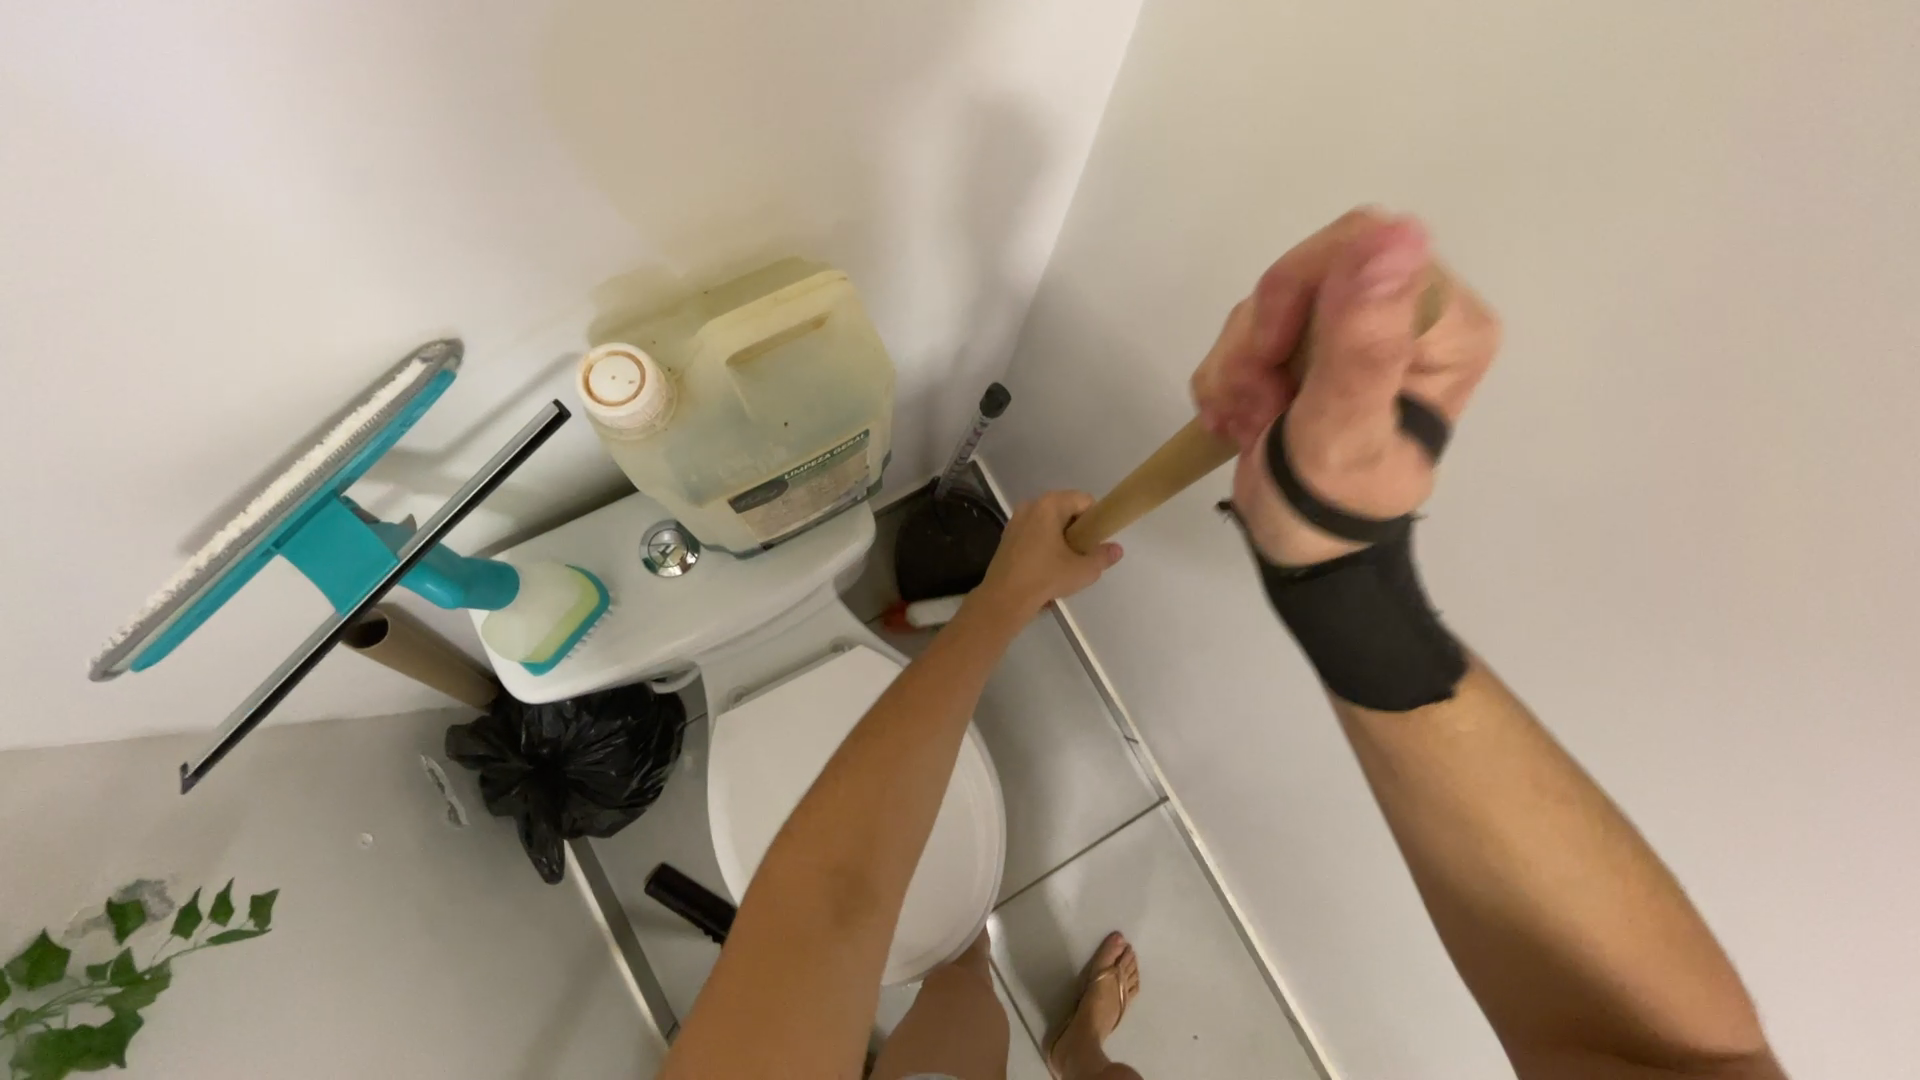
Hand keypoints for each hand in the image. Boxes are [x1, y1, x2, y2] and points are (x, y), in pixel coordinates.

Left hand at [973, 492, 1122, 618]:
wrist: (1005, 598)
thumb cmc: (1046, 577)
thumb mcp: (1083, 570)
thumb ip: (1103, 556)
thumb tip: (1116, 549)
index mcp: (1049, 505)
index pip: (1084, 500)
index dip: (1095, 519)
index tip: (1096, 541)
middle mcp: (1030, 505)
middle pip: (1065, 509)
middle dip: (1077, 529)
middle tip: (1082, 553)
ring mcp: (1016, 520)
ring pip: (1049, 522)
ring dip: (1061, 537)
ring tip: (1065, 562)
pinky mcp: (1007, 536)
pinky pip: (1034, 532)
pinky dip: (1044, 543)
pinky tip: (1046, 566)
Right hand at [1191, 209, 1499, 565]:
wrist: (1296, 545)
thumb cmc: (1327, 507)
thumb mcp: (1343, 437)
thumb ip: (1362, 347)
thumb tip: (1395, 235)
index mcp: (1441, 327)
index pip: (1360, 243)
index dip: (1297, 294)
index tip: (1272, 362)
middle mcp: (1402, 314)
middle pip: (1304, 269)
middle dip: (1258, 343)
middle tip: (1257, 405)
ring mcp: (1349, 329)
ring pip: (1264, 303)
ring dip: (1238, 369)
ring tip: (1250, 426)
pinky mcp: (1306, 346)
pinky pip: (1244, 330)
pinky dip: (1225, 379)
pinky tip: (1238, 421)